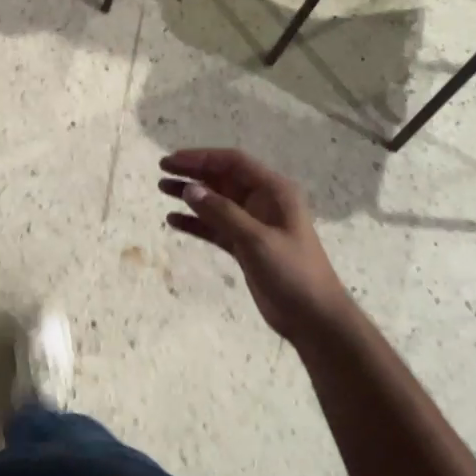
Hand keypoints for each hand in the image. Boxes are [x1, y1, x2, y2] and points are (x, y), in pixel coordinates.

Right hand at [159, 149, 355, 345]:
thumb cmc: (292, 272)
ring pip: (216, 202)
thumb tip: (190, 189)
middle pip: (223, 179)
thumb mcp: (256, 240)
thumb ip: (222, 212)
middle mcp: (263, 202)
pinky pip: (215, 226)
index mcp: (274, 191)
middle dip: (193, 172)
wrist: (314, 318)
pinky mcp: (245, 245)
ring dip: (191, 195)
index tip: (172, 160)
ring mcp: (254, 224)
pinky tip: (173, 221)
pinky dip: (195, 222)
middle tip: (162, 170)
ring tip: (162, 189)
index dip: (202, 158)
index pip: (233, 163)